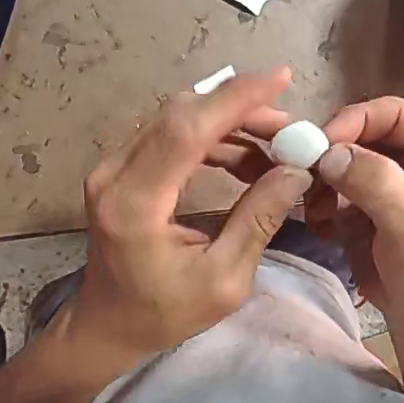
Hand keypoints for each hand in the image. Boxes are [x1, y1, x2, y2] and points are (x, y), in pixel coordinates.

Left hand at [54, 68, 313, 376]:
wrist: (106, 324)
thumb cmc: (163, 314)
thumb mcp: (223, 280)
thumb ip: (258, 220)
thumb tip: (297, 171)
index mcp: (135, 204)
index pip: (186, 130)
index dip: (235, 99)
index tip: (280, 78)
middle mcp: (113, 175)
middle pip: (180, 115)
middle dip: (239, 110)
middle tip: (288, 128)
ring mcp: (110, 168)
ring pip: (175, 120)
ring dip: (227, 124)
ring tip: (274, 149)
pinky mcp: (118, 170)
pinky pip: (167, 136)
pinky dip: (209, 138)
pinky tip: (243, 158)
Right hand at [308, 97, 403, 364]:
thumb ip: (375, 181)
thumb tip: (328, 152)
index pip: (392, 114)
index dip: (354, 122)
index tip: (319, 145)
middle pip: (360, 135)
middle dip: (330, 155)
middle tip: (302, 175)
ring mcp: (388, 183)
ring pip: (340, 161)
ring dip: (321, 183)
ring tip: (316, 212)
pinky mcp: (364, 207)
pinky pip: (331, 189)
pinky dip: (320, 203)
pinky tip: (322, 228)